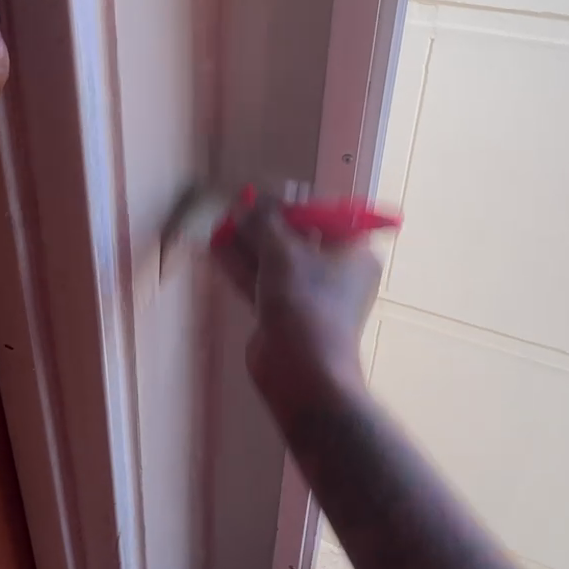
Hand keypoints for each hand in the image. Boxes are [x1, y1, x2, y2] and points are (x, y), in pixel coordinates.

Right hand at [215, 197, 382, 406]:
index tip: (260, 198)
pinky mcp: (285, 314)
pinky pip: (262, 282)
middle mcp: (336, 272)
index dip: (291, 204)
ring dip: (247, 244)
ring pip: (275, 261)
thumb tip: (247, 203)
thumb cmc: (304, 302)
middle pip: (296, 238)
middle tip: (235, 209)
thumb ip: (262, 221)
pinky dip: (242, 267)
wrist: (301, 371)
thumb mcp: (282, 251)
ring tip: (219, 224)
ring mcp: (309, 296)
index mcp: (353, 253)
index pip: (324, 216)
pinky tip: (216, 249)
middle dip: (263, 224)